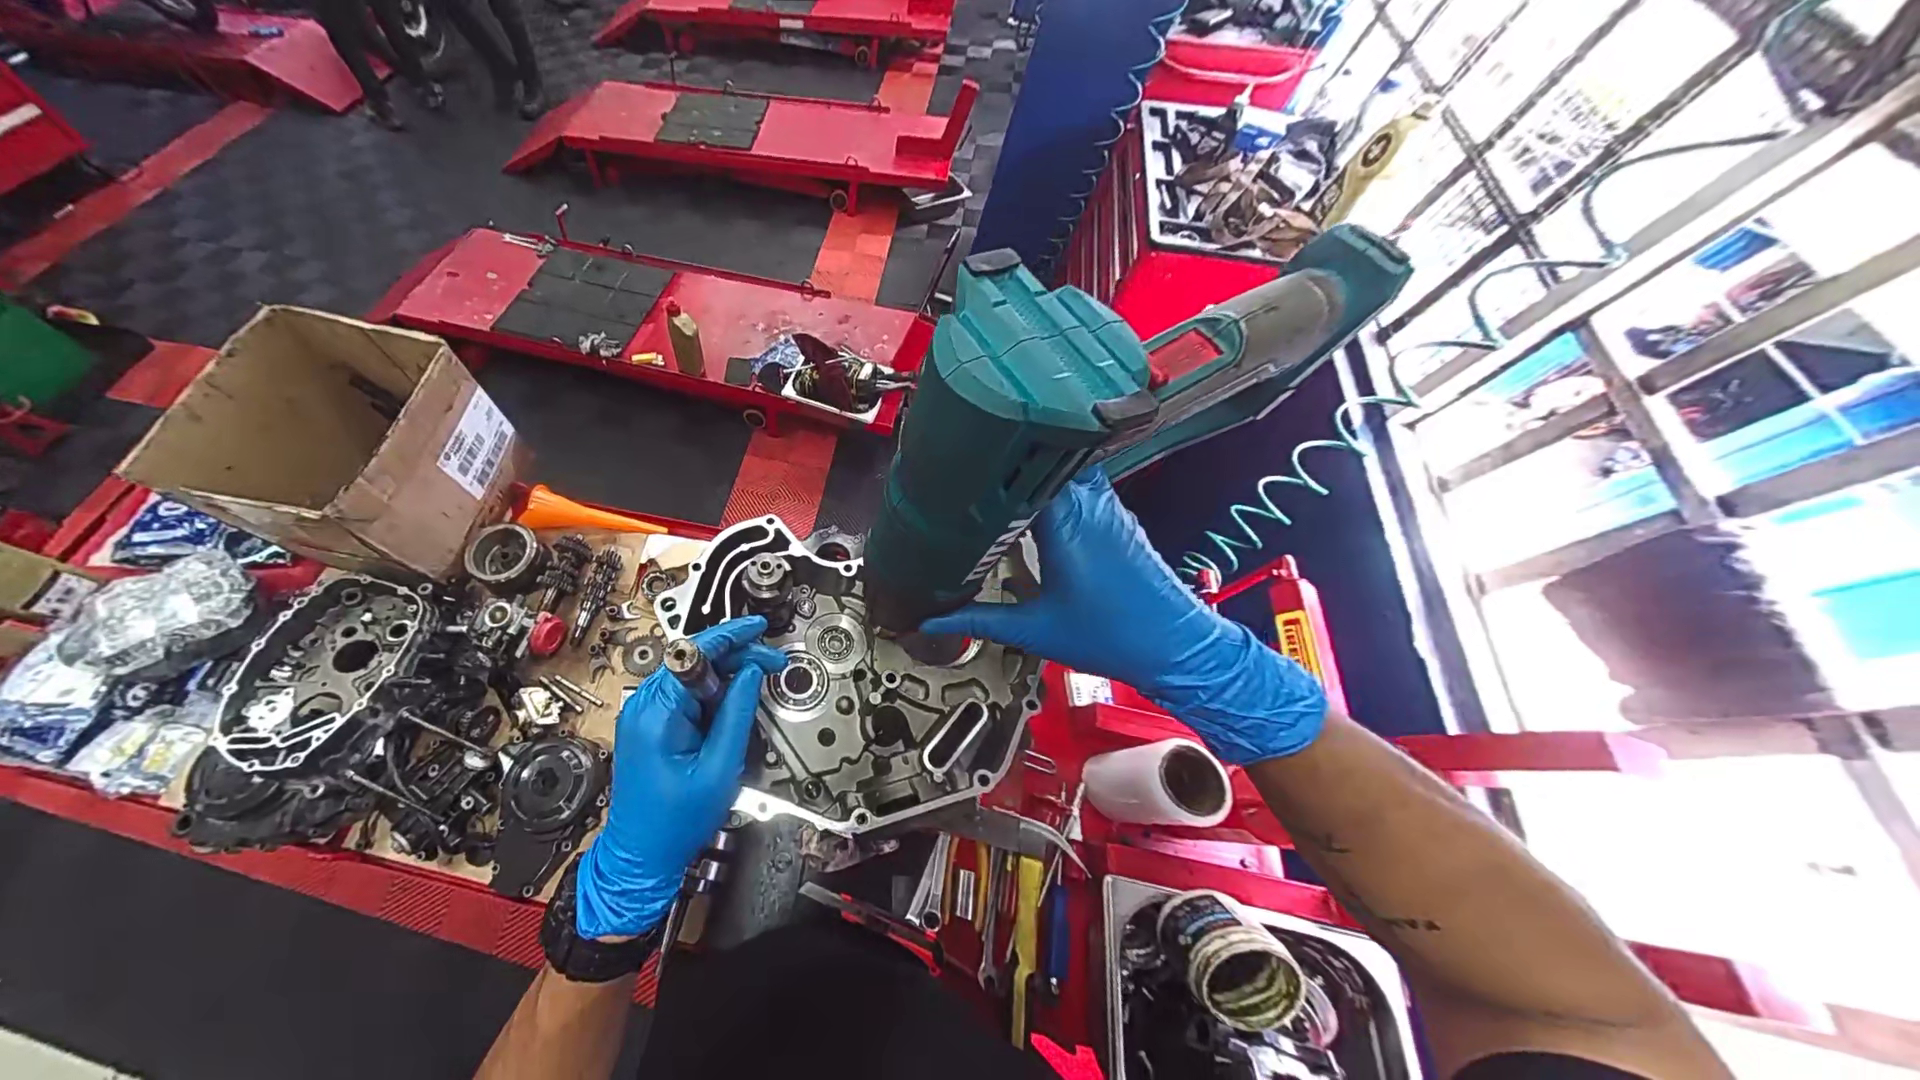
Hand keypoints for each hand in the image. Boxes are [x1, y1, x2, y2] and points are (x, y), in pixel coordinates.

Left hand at [574, 616, 786, 939]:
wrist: (642, 854)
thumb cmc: (674, 821)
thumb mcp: (720, 766)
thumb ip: (737, 713)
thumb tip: (751, 672)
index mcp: (656, 714)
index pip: (695, 655)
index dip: (732, 636)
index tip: (757, 627)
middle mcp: (643, 706)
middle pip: (695, 659)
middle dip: (737, 655)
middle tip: (771, 662)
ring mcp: (644, 714)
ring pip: (693, 674)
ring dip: (728, 673)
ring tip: (758, 681)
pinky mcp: (651, 722)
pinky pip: (687, 692)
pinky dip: (715, 690)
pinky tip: (734, 700)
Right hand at [922, 470, 1324, 764]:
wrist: (1174, 646)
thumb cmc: (1118, 638)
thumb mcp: (1035, 629)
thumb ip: (979, 619)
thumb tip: (936, 622)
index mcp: (1066, 524)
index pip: (1021, 469)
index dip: (988, 463)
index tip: (961, 467)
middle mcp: (1090, 504)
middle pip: (1041, 458)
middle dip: (1007, 466)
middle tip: (975, 477)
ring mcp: (1108, 506)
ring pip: (1063, 466)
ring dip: (1033, 475)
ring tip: (1001, 490)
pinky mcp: (1118, 516)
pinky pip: (1081, 483)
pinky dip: (1056, 488)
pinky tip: (1038, 510)